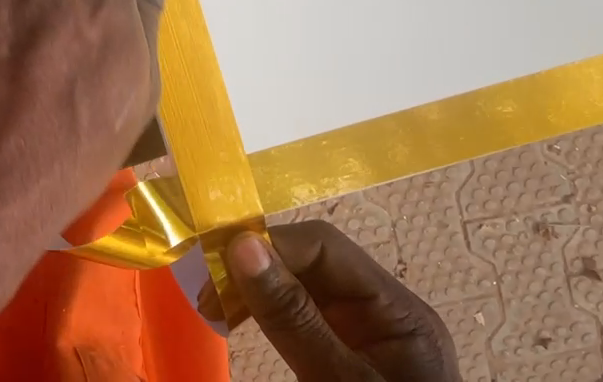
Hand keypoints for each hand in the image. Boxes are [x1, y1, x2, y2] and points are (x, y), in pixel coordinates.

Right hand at [229, 221, 460, 381]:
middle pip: (308, 264)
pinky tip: (235, 321)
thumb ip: (294, 317)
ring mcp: (362, 336)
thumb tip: (241, 244)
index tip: (214, 267)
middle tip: (204, 293)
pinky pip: (296, 317)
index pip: (323, 248)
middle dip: (253, 268)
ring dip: (250, 290)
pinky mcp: (341, 358)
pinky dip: (261, 313)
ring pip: (296, 286)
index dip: (268, 246)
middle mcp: (381, 313)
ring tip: (211, 308)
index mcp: (399, 312)